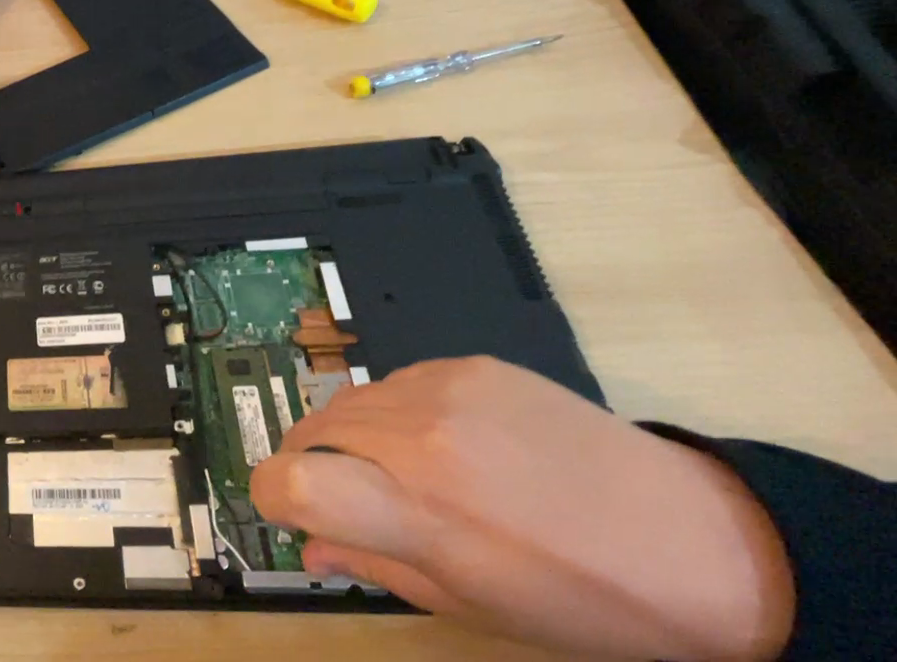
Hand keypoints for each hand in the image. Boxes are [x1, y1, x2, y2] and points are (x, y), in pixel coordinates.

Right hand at [250, 356, 793, 660]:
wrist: (699, 542)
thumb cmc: (580, 599)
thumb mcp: (469, 606)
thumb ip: (373, 565)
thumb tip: (309, 544)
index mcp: (415, 510)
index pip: (288, 480)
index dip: (272, 497)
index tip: (291, 511)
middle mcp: (415, 435)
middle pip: (308, 432)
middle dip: (314, 466)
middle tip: (355, 498)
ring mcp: (442, 389)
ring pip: (346, 401)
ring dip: (351, 436)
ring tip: (404, 470)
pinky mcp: (470, 364)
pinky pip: (396, 382)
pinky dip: (395, 412)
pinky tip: (447, 441)